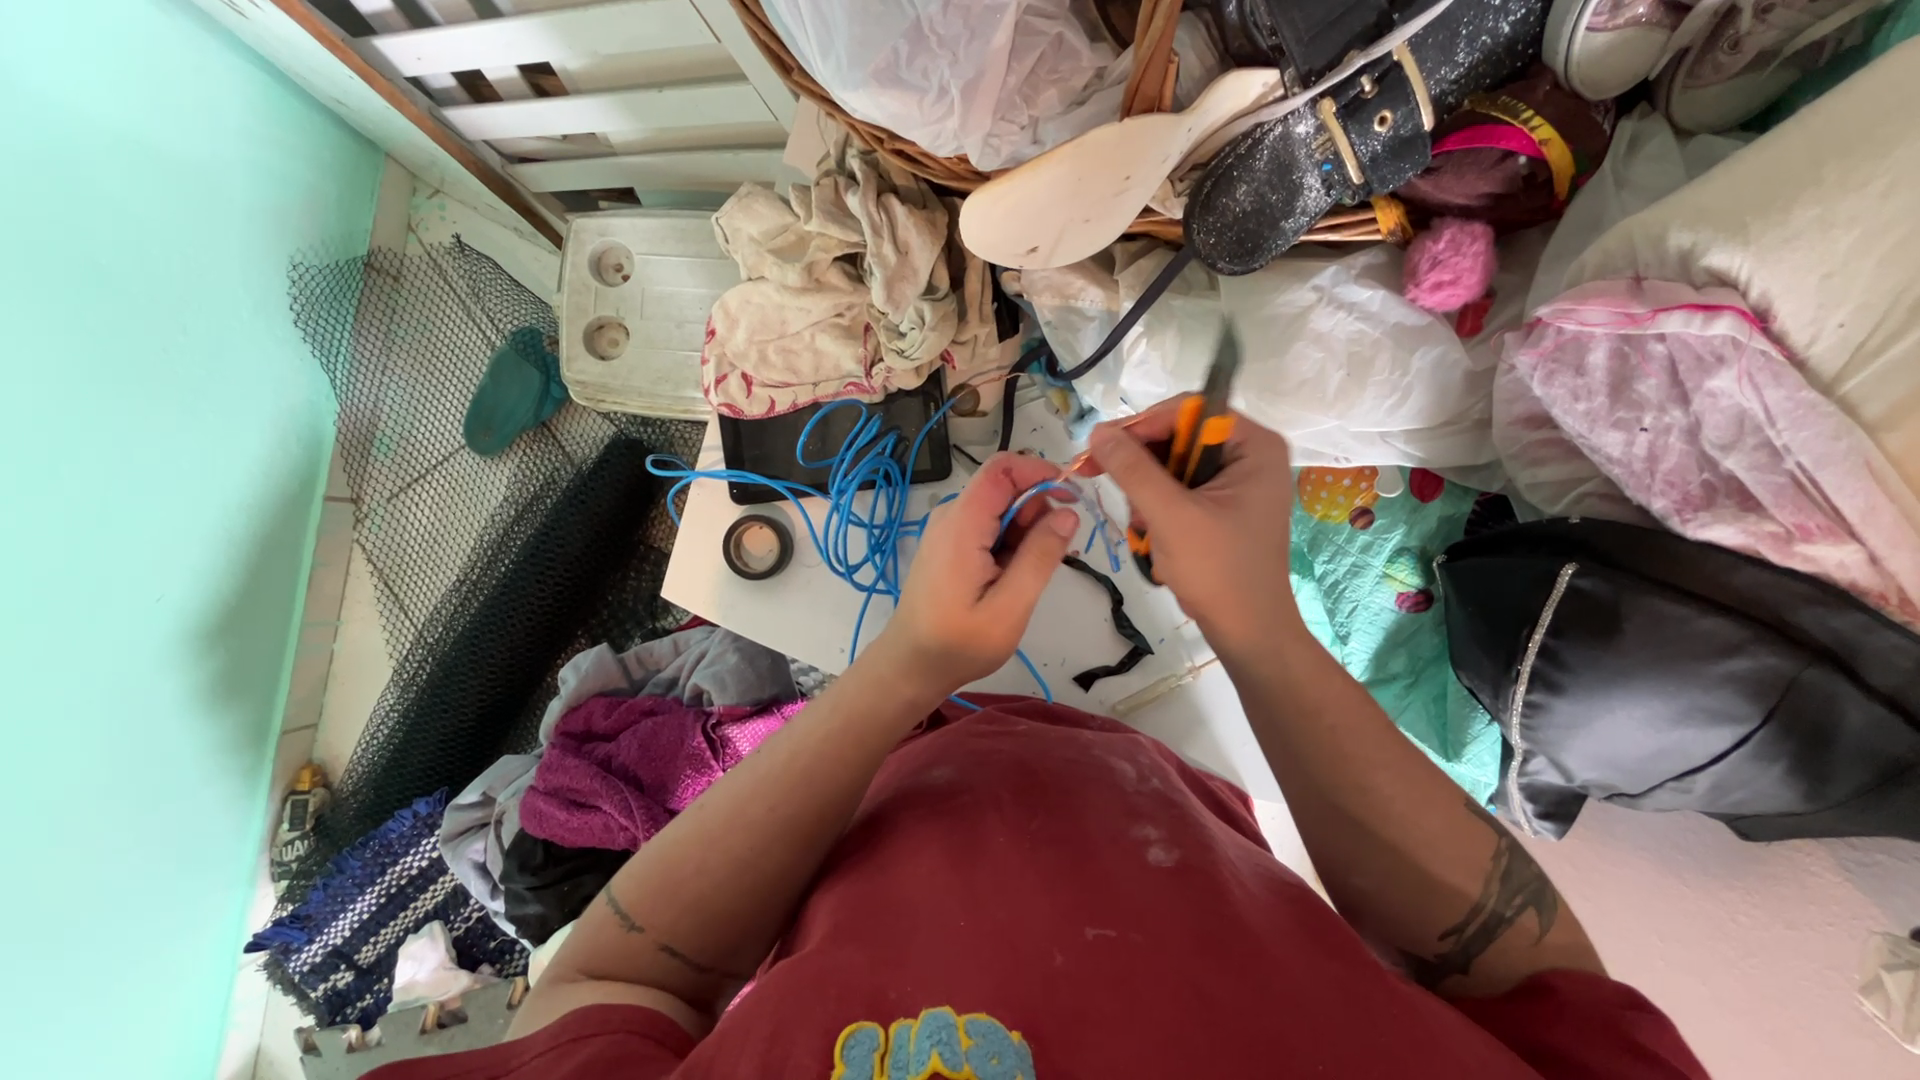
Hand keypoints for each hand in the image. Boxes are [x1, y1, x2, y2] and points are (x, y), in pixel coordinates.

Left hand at [873, 453, 1078, 696]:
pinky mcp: (951, 545)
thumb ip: (1040, 557)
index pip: (1002, 468)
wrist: (912, 666)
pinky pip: (988, 526)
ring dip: (1027, 530)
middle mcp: (951, 516)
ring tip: (1032, 575)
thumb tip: (1068, 513)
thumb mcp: (1009, 606)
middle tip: (1054, 554)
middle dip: (1038, 510)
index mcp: (962, 524)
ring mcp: (949, 530)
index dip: (1041, 472)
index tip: (1073, 501)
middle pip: (1004, 487)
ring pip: (1000, 508)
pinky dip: (1012, 542)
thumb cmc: (959, 644)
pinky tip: (1018, 576)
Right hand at [1085, 400, 1295, 642]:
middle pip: (1177, 438)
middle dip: (1142, 468)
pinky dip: (1158, 511)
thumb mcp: (1170, 515)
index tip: (1100, 444)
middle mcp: (1250, 455)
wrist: (1247, 631)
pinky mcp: (1223, 507)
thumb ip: (1133, 469)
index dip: (1142, 424)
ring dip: (1147, 495)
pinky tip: (1154, 538)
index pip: (1189, 411)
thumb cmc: (1218, 571)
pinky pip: (1178, 491)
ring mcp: (1237, 483)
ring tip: (1144, 529)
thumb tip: (1098, 431)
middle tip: (1099, 479)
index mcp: (1254, 446)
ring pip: (1171, 467)